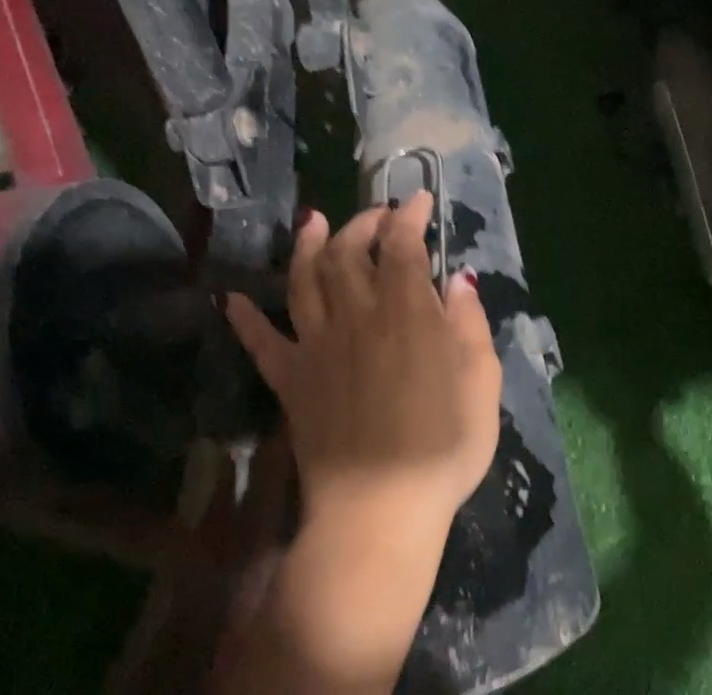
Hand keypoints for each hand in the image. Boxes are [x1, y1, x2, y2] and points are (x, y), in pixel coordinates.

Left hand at [227, 193, 502, 528]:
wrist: (379, 511)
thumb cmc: (444, 448)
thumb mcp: (481, 384)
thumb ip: (471, 327)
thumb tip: (459, 282)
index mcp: (408, 315)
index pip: (402, 247)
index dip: (410, 217)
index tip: (420, 200)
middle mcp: (356, 318)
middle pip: (348, 253)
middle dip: (362, 224)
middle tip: (377, 215)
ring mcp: (316, 348)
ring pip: (303, 282)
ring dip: (308, 246)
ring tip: (313, 222)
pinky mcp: (290, 382)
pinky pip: (260, 343)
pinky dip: (244, 318)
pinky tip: (230, 299)